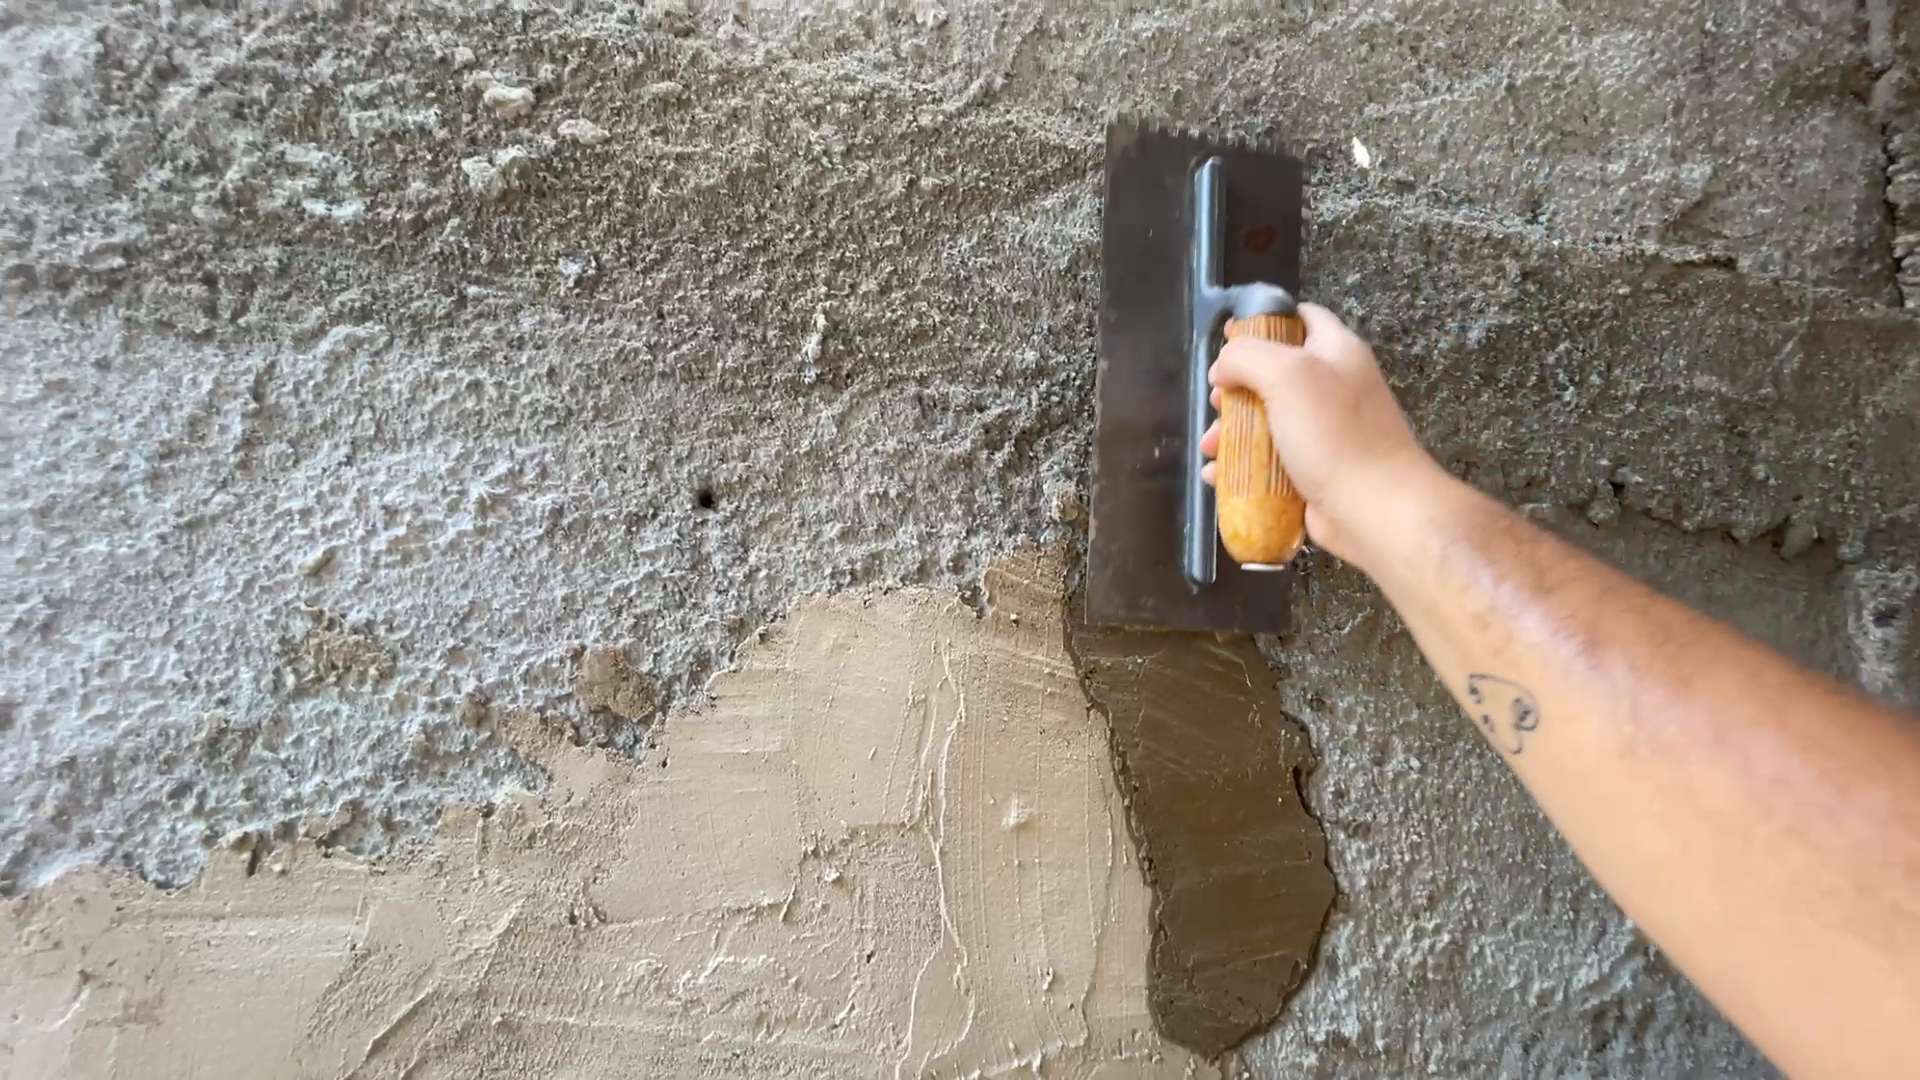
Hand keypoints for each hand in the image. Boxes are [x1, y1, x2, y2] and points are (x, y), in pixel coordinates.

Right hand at [1198, 303, 1435, 566]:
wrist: (1372, 508)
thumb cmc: (1334, 435)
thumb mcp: (1288, 375)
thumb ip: (1248, 356)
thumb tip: (1222, 367)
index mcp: (1335, 353)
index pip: (1300, 318)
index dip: (1263, 322)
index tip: (1226, 338)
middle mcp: (1331, 387)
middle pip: (1272, 374)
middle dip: (1235, 387)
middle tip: (1217, 401)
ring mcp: (1322, 432)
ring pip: (1264, 420)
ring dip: (1230, 431)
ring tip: (1210, 448)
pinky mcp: (1311, 469)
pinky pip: (1266, 460)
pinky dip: (1239, 466)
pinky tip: (1216, 475)